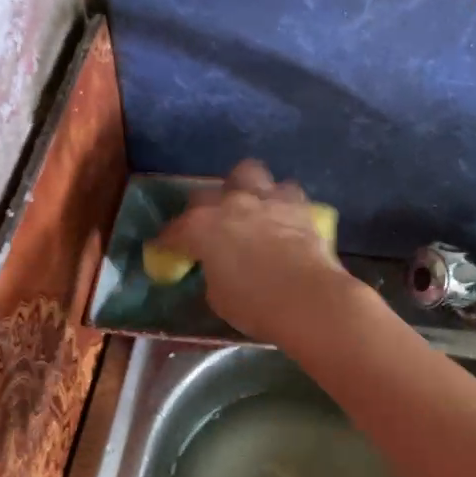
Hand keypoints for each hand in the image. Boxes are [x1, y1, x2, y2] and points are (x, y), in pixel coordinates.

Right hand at [155, 160, 361, 344]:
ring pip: (248, 172)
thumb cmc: (255, 304)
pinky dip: (281, 200)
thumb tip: (219, 268)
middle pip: (206, 194)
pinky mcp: (298, 204)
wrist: (307, 297)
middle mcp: (229, 204)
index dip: (169, 241)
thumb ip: (214, 273)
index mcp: (201, 228)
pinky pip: (286, 190)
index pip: (175, 230)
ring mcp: (265, 199)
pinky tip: (282, 215)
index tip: (168, 248)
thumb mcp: (218, 297)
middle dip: (204, 209)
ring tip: (249, 205)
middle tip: (210, 227)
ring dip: (244, 187)